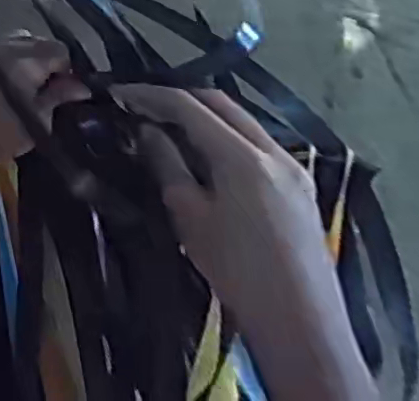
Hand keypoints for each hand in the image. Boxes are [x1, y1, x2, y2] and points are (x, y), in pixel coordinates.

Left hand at [0, 30, 89, 172]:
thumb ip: (58, 97)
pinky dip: (17, 64)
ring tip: (40, 92)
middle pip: (40, 43)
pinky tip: (20, 87)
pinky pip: (4, 52)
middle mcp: (4, 47)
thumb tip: (80, 86)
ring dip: (34, 62)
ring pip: (21, 45)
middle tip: (59, 93)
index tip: (75, 92)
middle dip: (54, 64)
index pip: (60, 50)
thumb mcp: (35, 122)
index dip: (72, 70)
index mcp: (23, 60)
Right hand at [114, 85, 375, 400]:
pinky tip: (198, 147)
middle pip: (219, 102)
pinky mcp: (299, 186)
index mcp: (244, 158)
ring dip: (199, 112)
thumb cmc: (235, 268)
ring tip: (162, 121)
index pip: (188, 105)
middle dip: (175, 96)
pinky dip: (220, 131)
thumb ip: (165, 161)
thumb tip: (147, 129)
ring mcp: (294, 169)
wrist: (302, 326)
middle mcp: (274, 153)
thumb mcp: (187, 212)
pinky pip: (253, 140)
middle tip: (138, 102)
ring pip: (239, 119)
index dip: (147, 94)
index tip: (115, 93)